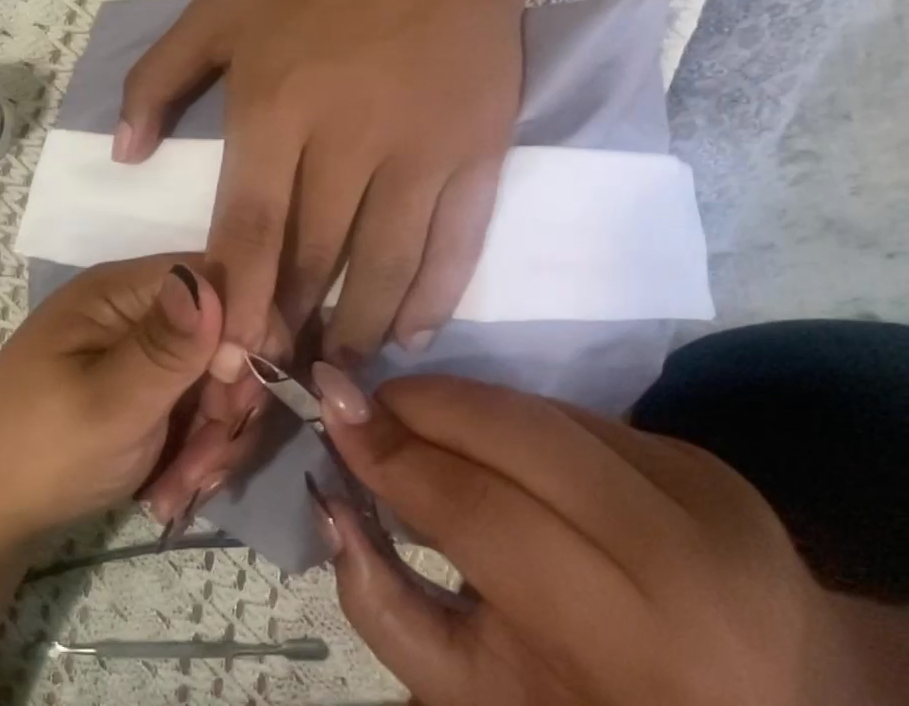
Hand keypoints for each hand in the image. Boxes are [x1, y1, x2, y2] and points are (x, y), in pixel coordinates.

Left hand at [0, 256, 221, 539]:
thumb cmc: (42, 451)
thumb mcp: (110, 402)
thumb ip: (167, 348)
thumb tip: (209, 283)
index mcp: (115, 294)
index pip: (212, 278)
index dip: (243, 332)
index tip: (239, 396)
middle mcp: (130, 313)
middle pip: (223, 337)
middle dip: (228, 405)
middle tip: (205, 462)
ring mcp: (137, 355)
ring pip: (218, 383)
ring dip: (213, 441)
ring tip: (180, 488)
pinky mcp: (143, 393)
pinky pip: (197, 410)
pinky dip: (196, 452)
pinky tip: (174, 489)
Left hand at [118, 0, 535, 373]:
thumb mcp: (216, 12)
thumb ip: (156, 82)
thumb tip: (123, 155)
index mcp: (274, 110)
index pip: (250, 224)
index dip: (238, 295)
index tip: (224, 353)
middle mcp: (345, 143)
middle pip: (314, 256)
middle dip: (291, 325)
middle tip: (273, 380)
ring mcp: (419, 154)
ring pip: (385, 264)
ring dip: (357, 327)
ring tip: (335, 374)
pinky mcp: (478, 155)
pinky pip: (455, 242)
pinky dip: (433, 294)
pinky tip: (409, 332)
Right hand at [313, 369, 859, 705]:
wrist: (755, 702)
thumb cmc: (589, 705)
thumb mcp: (467, 688)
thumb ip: (378, 600)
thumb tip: (328, 496)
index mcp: (623, 633)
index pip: (476, 505)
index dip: (389, 448)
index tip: (325, 405)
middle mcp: (681, 552)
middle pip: (511, 432)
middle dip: (415, 403)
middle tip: (360, 412)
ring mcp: (705, 493)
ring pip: (535, 410)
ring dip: (455, 408)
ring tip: (414, 436)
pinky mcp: (704, 458)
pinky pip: (569, 414)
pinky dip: (505, 420)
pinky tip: (489, 454)